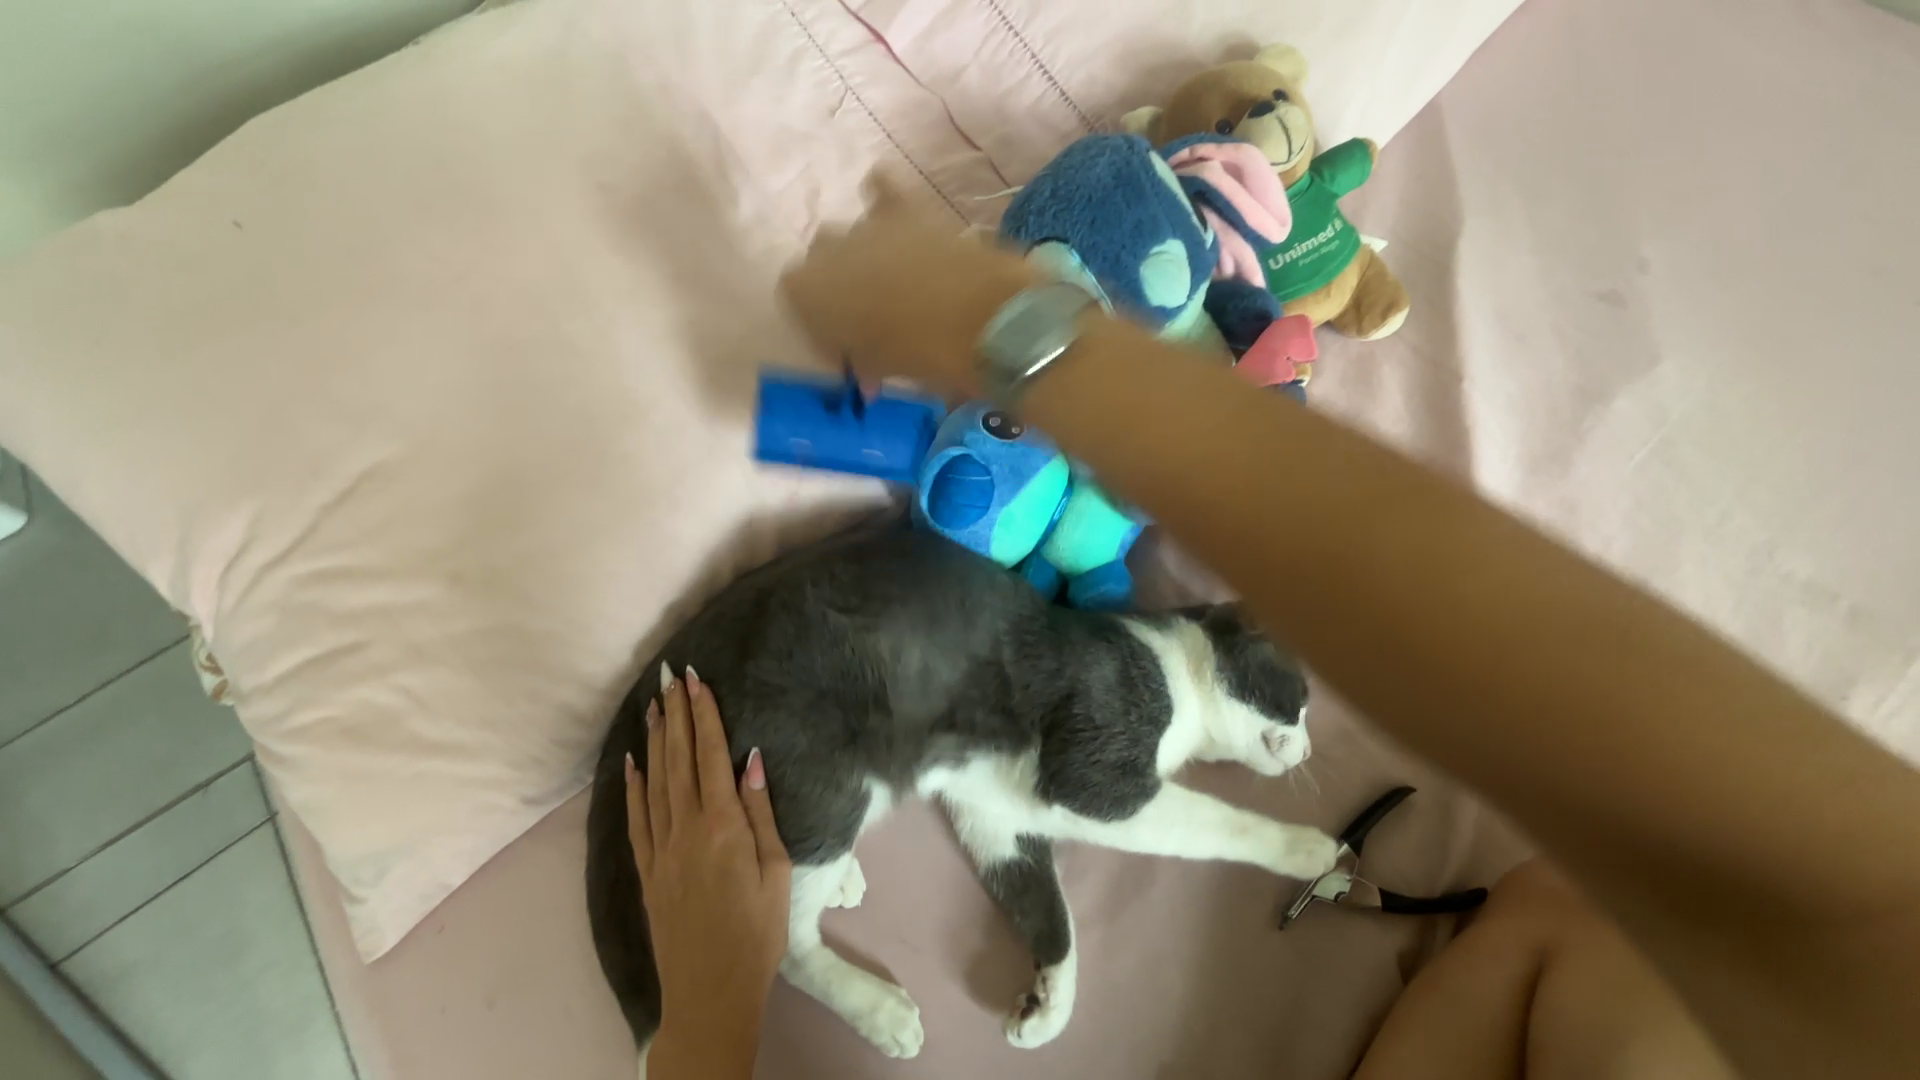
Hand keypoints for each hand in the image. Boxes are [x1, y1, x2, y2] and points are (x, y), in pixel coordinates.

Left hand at [629, 664, 790, 1069]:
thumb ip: (761, 812)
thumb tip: (752, 759)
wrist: (712, 988)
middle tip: (672, 678)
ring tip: (653, 705)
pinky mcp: (647, 870)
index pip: (711, 756)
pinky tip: (630, 762)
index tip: (697, 682)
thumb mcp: (777, 870)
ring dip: (655, 741)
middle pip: (680, 760)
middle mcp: (686, 828)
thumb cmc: (759, 929)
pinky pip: (636, 818)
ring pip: (655, 781)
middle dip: (677, 716)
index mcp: (723, 825)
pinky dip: (632, 786)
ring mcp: (661, 848)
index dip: (704, 716)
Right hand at [779, 176, 1034, 396]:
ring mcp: (864, 223)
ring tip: (890, 280)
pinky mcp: (905, 206)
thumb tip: (866, 372)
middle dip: (839, 288)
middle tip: (870, 318)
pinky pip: (882, 189)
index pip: (799, 305)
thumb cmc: (920, 353)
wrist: (980, 316)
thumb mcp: (882, 368)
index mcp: (806, 294)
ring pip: (849, 233)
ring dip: (862, 253)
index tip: (847, 348)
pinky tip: (893, 217)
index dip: (822, 326)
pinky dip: (883, 198)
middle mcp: (824, 250)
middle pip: (821, 264)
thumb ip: (863, 362)